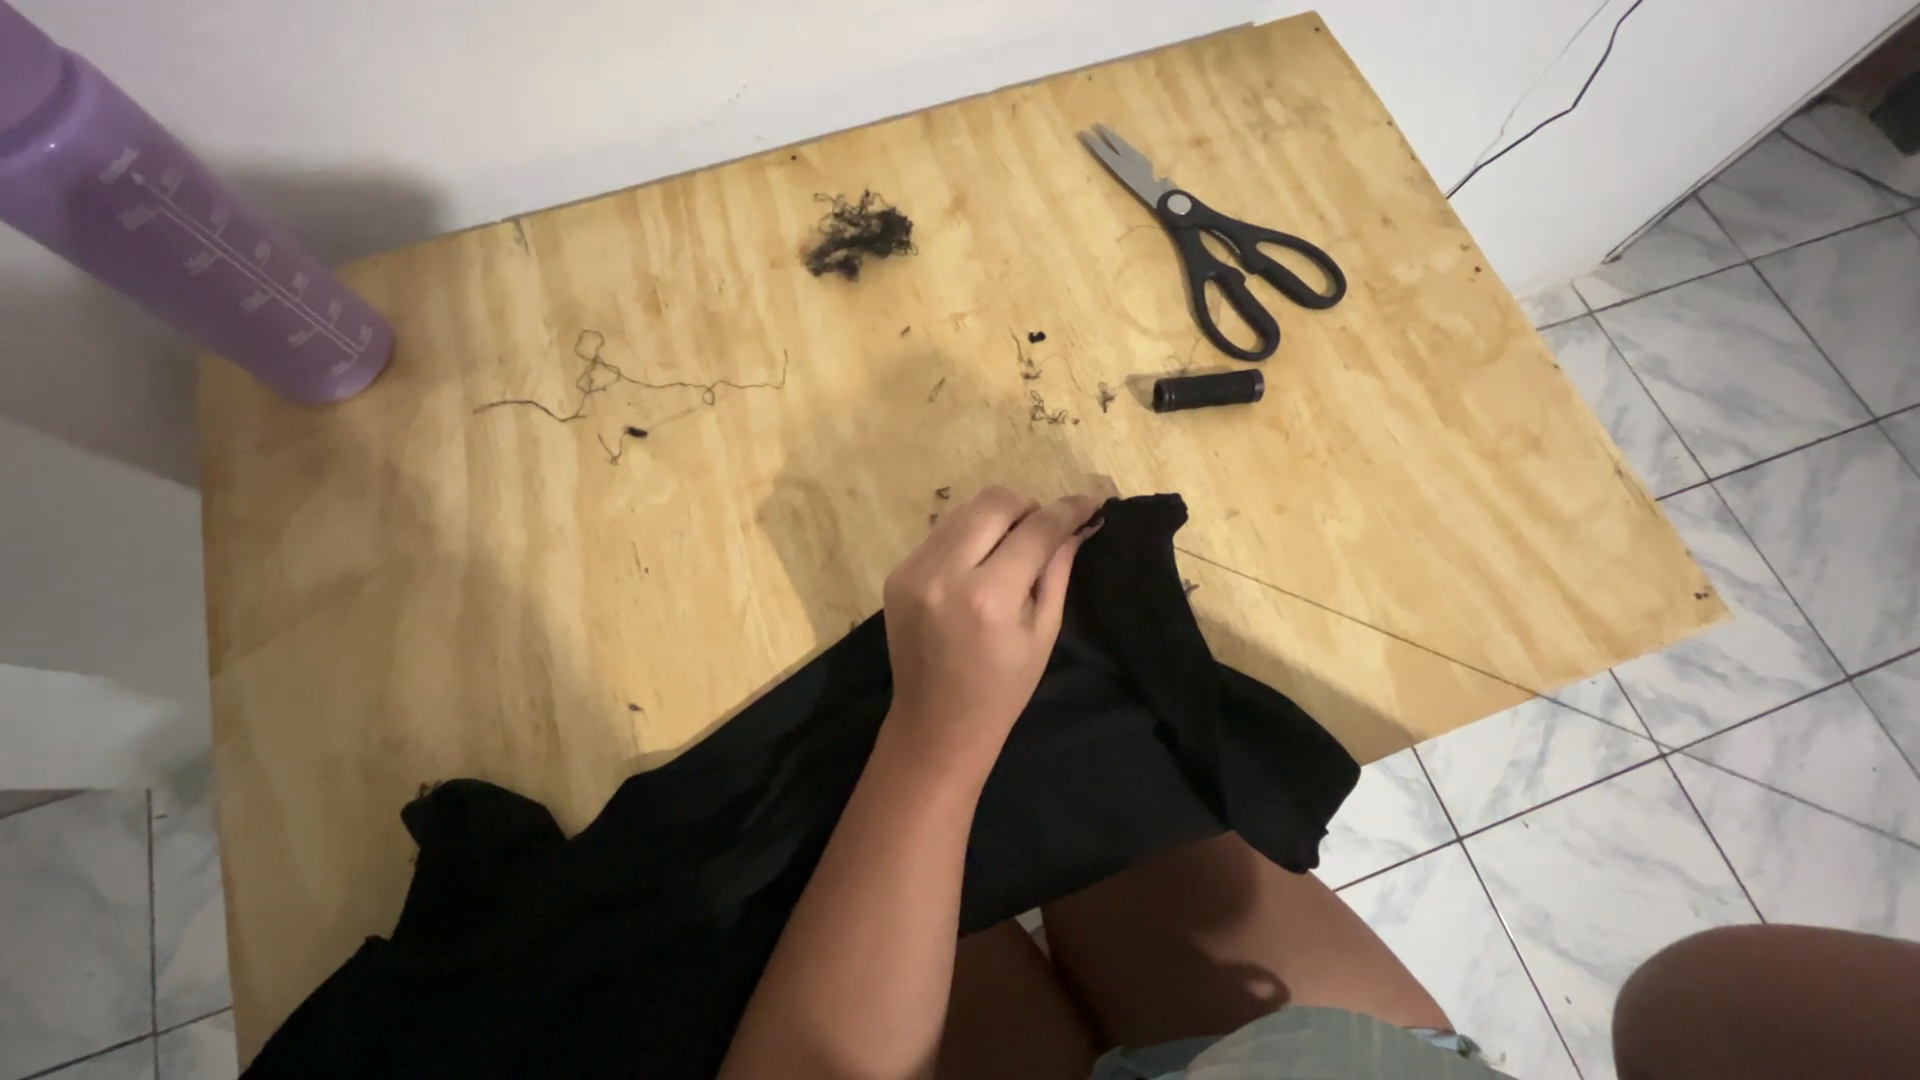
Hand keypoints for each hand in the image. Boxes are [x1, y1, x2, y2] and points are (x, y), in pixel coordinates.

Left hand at [880, 487, 1100, 779]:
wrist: (936, 723)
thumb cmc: (1002, 688)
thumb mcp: (1042, 633)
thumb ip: (1057, 572)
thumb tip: (1075, 526)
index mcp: (990, 597)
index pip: (1036, 529)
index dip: (1068, 510)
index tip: (1089, 503)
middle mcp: (946, 574)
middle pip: (994, 503)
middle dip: (1027, 506)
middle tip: (1042, 529)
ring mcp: (914, 571)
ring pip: (962, 511)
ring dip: (994, 518)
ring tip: (1010, 546)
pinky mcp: (897, 575)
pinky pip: (938, 533)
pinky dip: (965, 537)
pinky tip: (976, 565)